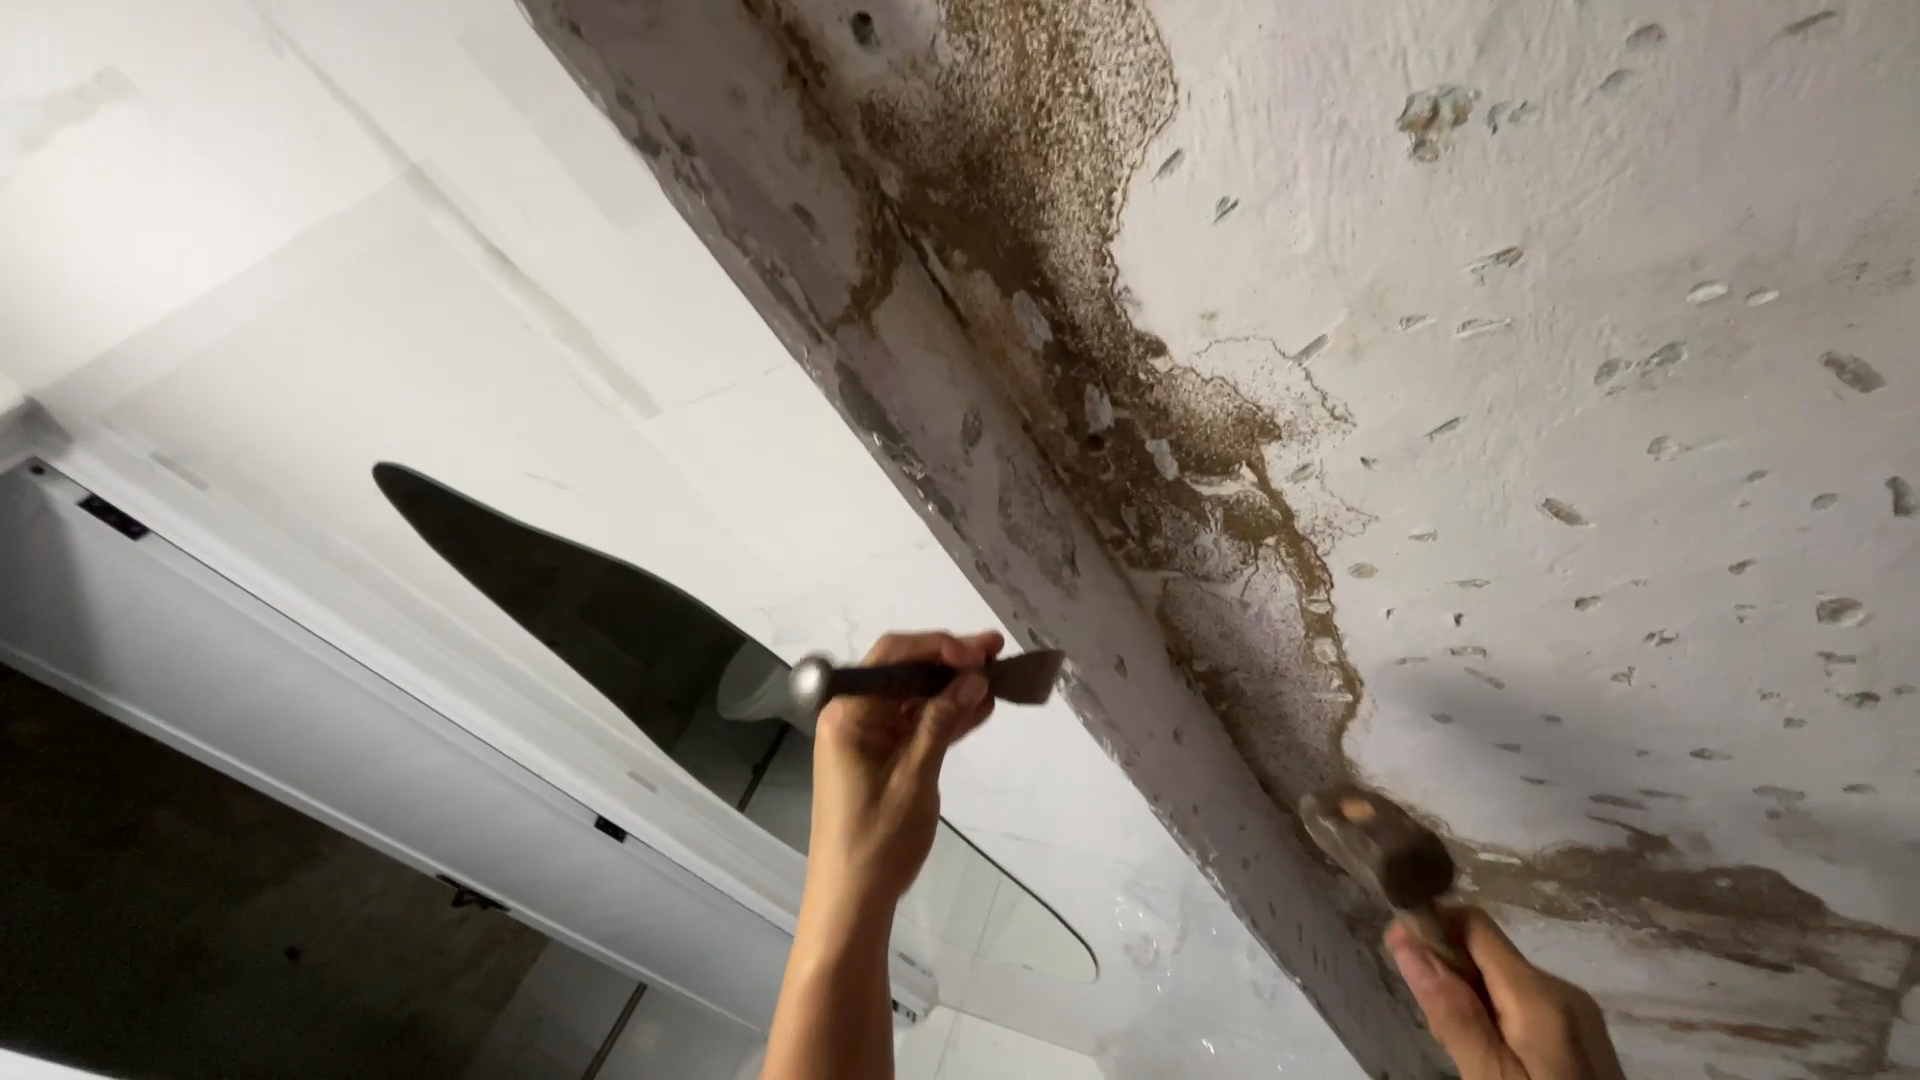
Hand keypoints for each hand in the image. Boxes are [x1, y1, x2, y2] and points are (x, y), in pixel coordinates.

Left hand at [806, 630, 1002, 908]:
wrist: (853, 900)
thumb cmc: (877, 839)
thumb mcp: (915, 777)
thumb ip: (941, 722)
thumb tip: (974, 678)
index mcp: (848, 712)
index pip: (892, 657)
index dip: (936, 647)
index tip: (976, 653)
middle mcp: (855, 714)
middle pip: (905, 672)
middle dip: (950, 661)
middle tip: (995, 651)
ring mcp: (871, 736)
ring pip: (917, 696)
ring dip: (954, 686)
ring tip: (998, 672)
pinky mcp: (885, 756)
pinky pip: (919, 724)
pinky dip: (948, 716)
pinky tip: (982, 706)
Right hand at [1386, 907, 1625, 1079]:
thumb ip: (1452, 1013)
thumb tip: (1404, 940)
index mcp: (1540, 995)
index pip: (1471, 923)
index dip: (1429, 928)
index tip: (1398, 956)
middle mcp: (1562, 989)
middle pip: (1483, 950)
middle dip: (1446, 973)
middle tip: (1435, 1029)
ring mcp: (1576, 1013)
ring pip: (1498, 977)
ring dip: (1466, 997)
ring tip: (1463, 1052)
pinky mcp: (1579, 1033)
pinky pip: (1520, 1001)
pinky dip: (1492, 1015)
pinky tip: (1492, 1058)